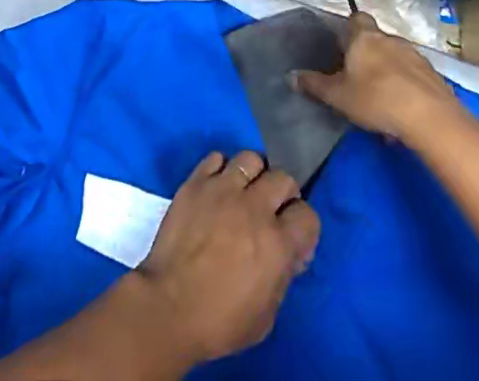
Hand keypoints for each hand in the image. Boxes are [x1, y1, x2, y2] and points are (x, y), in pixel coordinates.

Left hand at [130, 151, 320, 365]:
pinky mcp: (193, 184)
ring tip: (244, 192)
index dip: (303, 226)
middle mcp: (253, 208)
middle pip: (283, 178)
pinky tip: (217, 187)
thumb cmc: (223, 319)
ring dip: (253, 174)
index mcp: (278, 243)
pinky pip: (214, 158)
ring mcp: (220, 191)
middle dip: (283, 194)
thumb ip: (283, 271)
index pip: (308, 214)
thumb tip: (286, 252)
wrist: (170, 304)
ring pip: (249, 159)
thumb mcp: (270, 309)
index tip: (292, 237)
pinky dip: (220, 169)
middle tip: (270, 210)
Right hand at [293, 12, 460, 145]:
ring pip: (397, 57)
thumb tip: (291, 76)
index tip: (342, 44)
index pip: (357, 18)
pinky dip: (407, 86)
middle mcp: (392, 41)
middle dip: (368, 53)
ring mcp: (418, 58)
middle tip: (356, 75)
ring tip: (379, 96)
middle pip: (377, 39)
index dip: (349, 27)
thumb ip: (313, 84)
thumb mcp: (337, 95)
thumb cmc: (376, 99)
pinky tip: (400, 108)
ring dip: (389, 70)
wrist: (433, 121)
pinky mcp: (436, 78)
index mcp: (365, 38)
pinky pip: (415, 76)